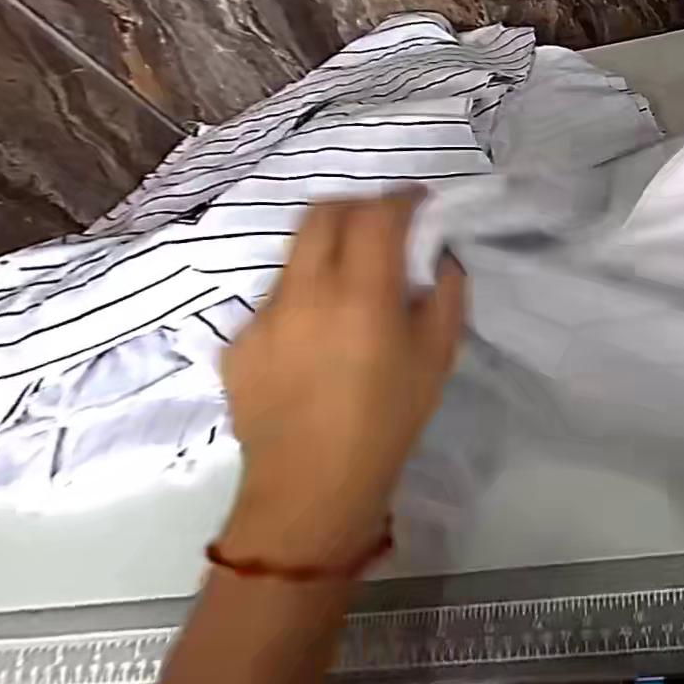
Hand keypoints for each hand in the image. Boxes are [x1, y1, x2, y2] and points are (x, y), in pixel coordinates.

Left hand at [216, 194, 465, 566]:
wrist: (314, 484)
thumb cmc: (392, 415)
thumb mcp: (439, 353)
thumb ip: (446, 294)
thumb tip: (439, 259)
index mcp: (361, 296)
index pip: (376, 217)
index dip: (402, 199)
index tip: (421, 201)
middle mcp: (304, 293)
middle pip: (321, 214)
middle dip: (358, 205)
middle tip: (386, 222)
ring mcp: (262, 316)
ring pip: (296, 254)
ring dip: (331, 249)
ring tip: (358, 285)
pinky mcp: (238, 341)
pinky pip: (278, 297)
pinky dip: (309, 293)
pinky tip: (325, 335)